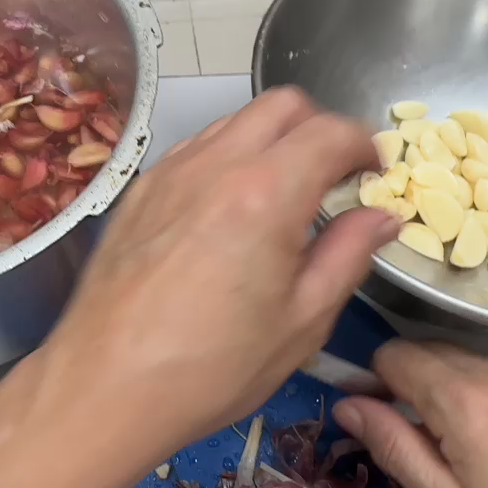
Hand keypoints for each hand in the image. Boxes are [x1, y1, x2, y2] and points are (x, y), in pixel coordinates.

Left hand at [30, 87, 400, 462]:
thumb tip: (381, 216)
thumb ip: (348, 255)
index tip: (374, 172)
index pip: (330, 131)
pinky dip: (225, 156)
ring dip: (269, 138)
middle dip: (318, 126)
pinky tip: (226, 206)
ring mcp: (169, 170)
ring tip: (280, 192)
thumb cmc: (213, 365)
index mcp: (265, 192)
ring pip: (233, 120)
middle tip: (333, 175)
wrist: (106, 382)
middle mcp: (214, 163)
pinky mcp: (139, 189)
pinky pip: (194, 147)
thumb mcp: (302, 321)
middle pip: (281, 105)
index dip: (365, 144)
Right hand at [334, 341, 487, 487]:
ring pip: (472, 364)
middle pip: (430, 352)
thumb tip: (350, 405)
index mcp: (466, 399)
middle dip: (413, 387)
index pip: (392, 353)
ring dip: (457, 393)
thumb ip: (393, 447)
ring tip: (481, 455)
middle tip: (426, 443)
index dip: (374, 383)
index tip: (378, 416)